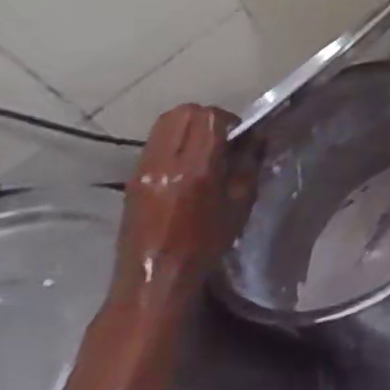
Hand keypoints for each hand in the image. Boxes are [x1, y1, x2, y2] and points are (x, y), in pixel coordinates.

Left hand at [114, 104, 247, 305]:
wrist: (156, 277)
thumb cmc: (206, 242)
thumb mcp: (240, 203)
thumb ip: (249, 164)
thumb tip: (257, 136)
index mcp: (196, 169)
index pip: (208, 117)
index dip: (228, 119)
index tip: (239, 137)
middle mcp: (165, 162)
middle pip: (183, 112)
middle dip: (206, 117)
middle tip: (221, 138)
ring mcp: (143, 167)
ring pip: (165, 123)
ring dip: (188, 126)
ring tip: (203, 149)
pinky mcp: (132, 176)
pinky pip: (155, 141)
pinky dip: (173, 141)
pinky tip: (185, 164)